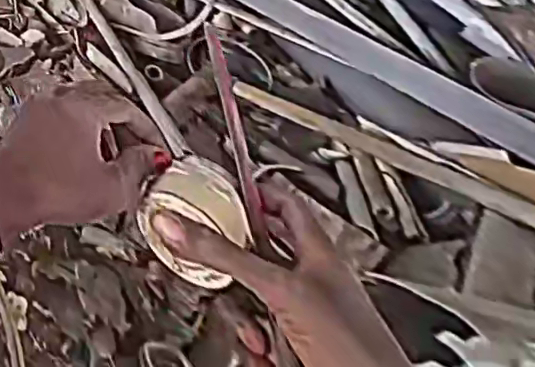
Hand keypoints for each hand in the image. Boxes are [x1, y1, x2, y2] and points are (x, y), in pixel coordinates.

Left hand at [0, 81, 167, 238]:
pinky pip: (61, 111)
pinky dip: (79, 125)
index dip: (147, 128)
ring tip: (114, 155)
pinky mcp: (27, 117)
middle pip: (101, 97)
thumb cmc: (53, 190)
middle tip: (140, 148)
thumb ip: (139, 165)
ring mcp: (38, 105)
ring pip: (80, 102)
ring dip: (102, 124)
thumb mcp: (113, 186)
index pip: (124, 106)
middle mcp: (56, 98)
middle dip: (125, 123)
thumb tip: (153, 156)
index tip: (158, 147)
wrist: (10, 195)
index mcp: (79, 107)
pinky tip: (86, 153)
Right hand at [154, 183, 410, 366]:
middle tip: (203, 252)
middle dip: (225, 257)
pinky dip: (248, 337)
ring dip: (238, 309)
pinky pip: (252, 324)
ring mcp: (302, 313)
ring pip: (246, 289)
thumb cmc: (362, 354)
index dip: (249, 188)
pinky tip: (260, 350)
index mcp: (318, 253)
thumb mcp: (281, 289)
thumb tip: (172, 222)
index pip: (280, 201)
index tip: (215, 185)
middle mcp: (310, 279)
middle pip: (250, 247)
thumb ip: (222, 253)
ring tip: (249, 327)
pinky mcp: (293, 343)